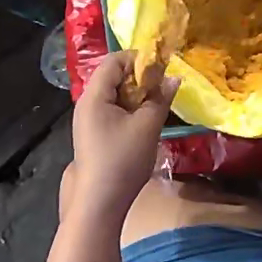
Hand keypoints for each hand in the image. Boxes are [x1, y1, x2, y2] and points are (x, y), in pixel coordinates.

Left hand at [68, 51, 177, 222]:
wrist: (100, 201)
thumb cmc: (123, 160)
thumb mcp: (148, 126)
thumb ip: (161, 98)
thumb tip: (174, 78)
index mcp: (94, 96)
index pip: (114, 61)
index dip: (138, 59)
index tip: (163, 68)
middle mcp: (86, 103)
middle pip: (112, 76)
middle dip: (139, 78)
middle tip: (162, 88)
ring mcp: (88, 120)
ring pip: (114, 95)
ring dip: (137, 95)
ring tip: (157, 105)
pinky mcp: (93, 134)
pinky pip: (112, 111)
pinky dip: (130, 110)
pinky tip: (145, 122)